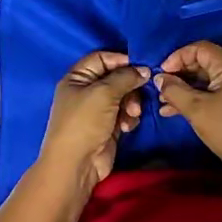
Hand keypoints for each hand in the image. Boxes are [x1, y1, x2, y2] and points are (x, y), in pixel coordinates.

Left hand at [37, 51, 149, 192]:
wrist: (77, 164)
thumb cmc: (84, 122)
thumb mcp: (103, 93)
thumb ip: (125, 77)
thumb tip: (144, 70)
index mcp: (77, 78)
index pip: (101, 58)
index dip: (121, 60)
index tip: (141, 66)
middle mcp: (86, 91)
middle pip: (116, 78)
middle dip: (130, 86)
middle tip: (138, 96)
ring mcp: (97, 110)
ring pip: (123, 96)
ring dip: (131, 104)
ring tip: (131, 115)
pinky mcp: (108, 126)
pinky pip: (125, 114)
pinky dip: (129, 118)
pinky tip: (127, 127)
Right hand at [155, 41, 221, 180]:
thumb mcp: (196, 109)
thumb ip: (174, 90)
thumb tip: (159, 78)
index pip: (200, 49)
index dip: (178, 56)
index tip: (162, 73)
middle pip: (201, 63)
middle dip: (178, 74)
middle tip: (159, 88)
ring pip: (203, 80)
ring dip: (182, 88)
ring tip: (161, 101)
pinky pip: (208, 92)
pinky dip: (192, 98)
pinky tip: (171, 111)